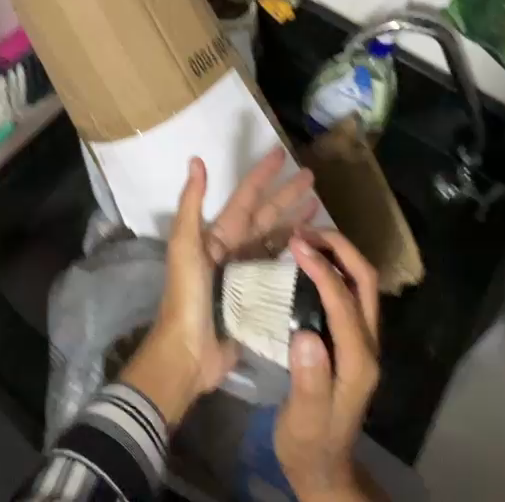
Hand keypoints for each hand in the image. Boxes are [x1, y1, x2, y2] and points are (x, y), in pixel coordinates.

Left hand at [121, 152, 318, 425]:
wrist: (188, 351)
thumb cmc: (186, 296)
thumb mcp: (185, 246)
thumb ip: (191, 204)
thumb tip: (197, 160)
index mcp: (217, 236)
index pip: (245, 197)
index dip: (262, 175)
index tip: (281, 153)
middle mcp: (235, 250)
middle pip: (266, 216)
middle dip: (287, 195)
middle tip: (313, 177)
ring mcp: (249, 275)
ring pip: (278, 240)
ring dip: (297, 222)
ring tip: (320, 207)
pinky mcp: (261, 300)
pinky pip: (284, 272)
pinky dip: (300, 258)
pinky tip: (318, 251)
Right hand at [276, 231, 381, 501]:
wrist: (323, 467)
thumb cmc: (309, 444)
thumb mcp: (304, 419)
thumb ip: (309, 381)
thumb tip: (306, 335)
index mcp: (359, 361)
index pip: (345, 300)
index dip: (322, 268)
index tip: (293, 245)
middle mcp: (368, 345)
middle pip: (365, 281)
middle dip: (339, 248)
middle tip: (302, 232)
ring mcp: (362, 342)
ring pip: (361, 283)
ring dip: (337, 254)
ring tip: (302, 239)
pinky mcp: (351, 341)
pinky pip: (349, 293)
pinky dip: (332, 269)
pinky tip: (305, 265)